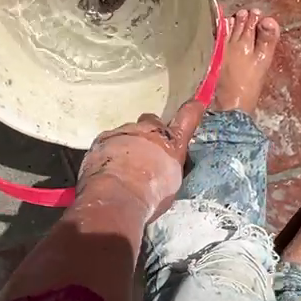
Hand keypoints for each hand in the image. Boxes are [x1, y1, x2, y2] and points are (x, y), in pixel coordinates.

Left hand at [74, 101, 207, 220]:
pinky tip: (107, 169)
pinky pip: (107, 141)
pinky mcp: (103, 138)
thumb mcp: (170, 185)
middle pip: (151, 122)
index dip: (193, 109)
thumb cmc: (150, 197)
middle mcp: (150, 131)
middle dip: (149, 134)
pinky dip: (108, 152)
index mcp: (172, 143)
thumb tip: (164, 169)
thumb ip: (168, 169)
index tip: (197, 102)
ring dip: (127, 145)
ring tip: (122, 168)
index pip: (187, 118)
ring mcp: (125, 132)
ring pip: (127, 132)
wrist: (116, 198)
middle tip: (145, 154)